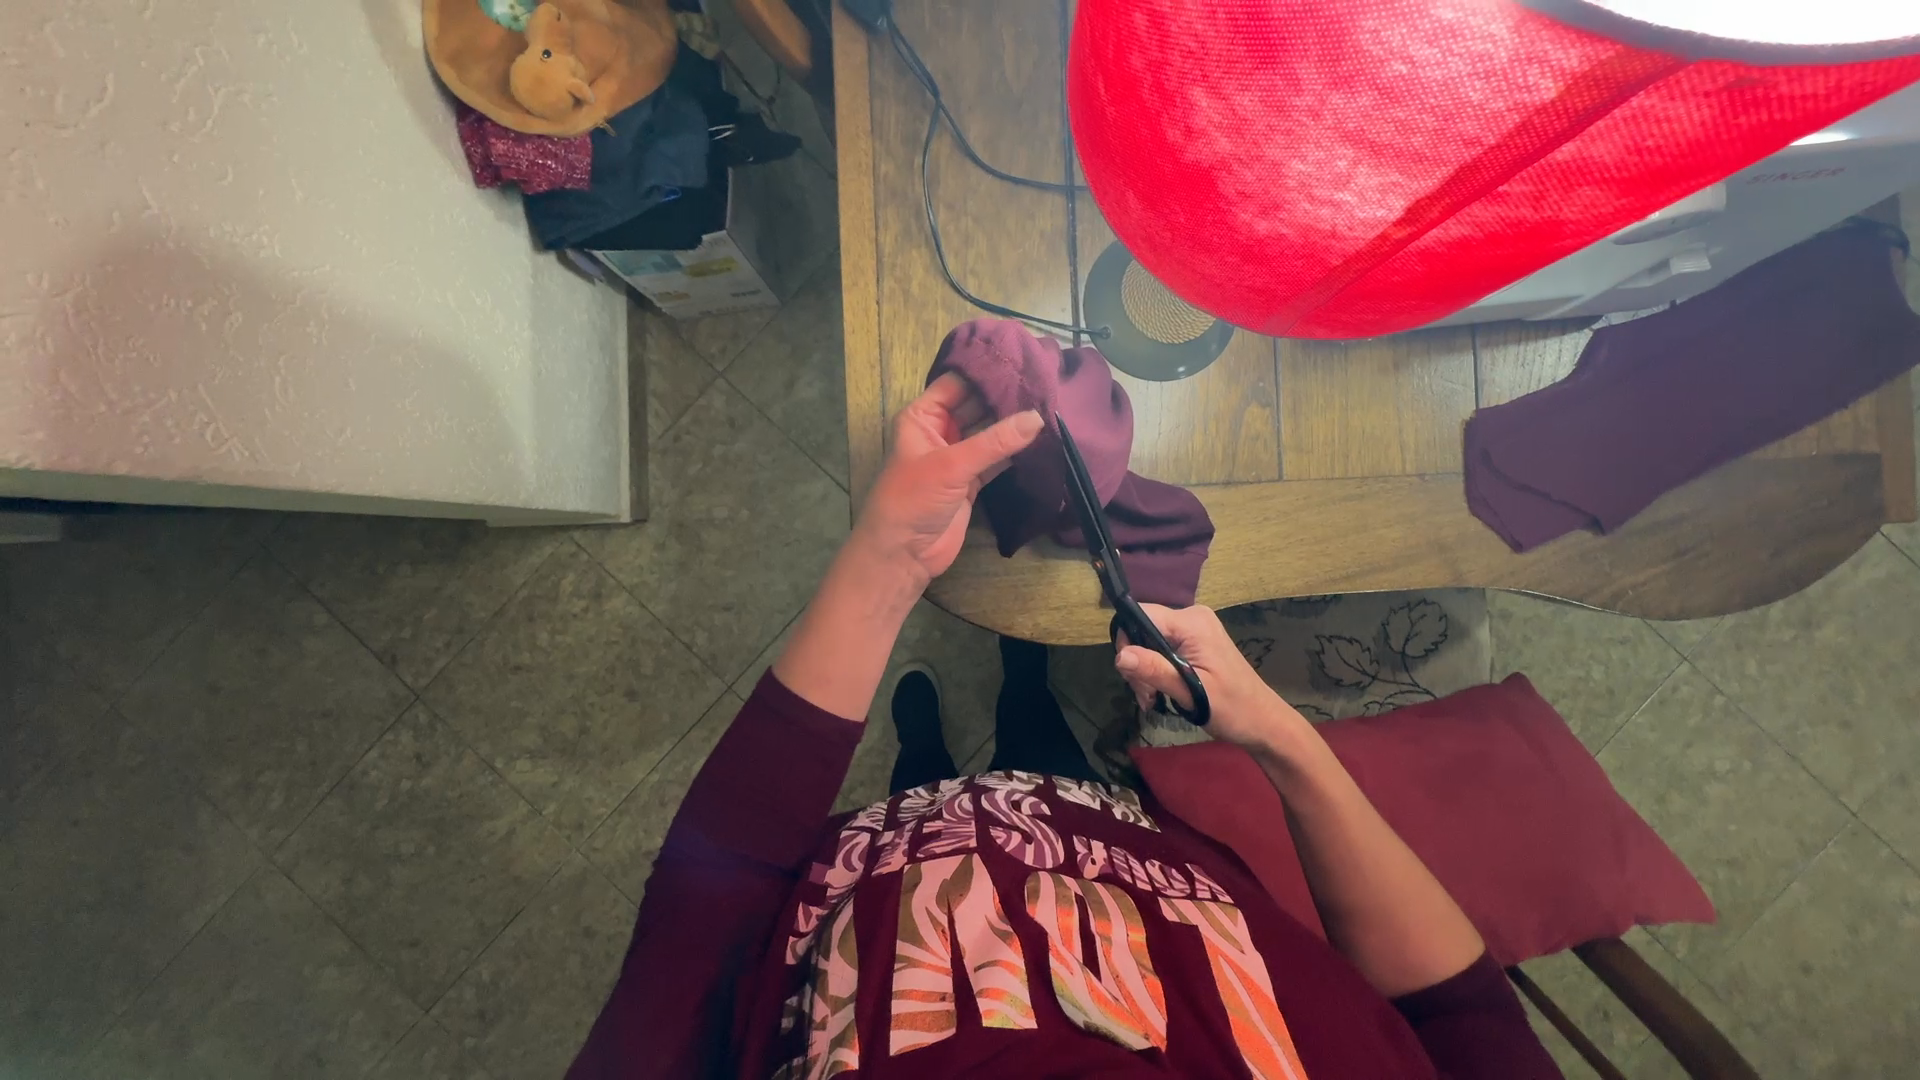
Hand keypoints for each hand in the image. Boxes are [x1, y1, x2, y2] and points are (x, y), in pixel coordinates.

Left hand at [851, 374, 1043, 585]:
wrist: (903, 554)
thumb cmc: (913, 500)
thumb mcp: (952, 464)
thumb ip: (995, 441)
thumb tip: (1036, 417)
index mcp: (922, 417)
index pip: (957, 383)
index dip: (985, 372)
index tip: (1021, 361)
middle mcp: (939, 432)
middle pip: (976, 406)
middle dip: (1005, 398)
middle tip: (1044, 383)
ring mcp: (956, 458)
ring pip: (989, 433)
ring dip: (1013, 425)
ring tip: (1049, 405)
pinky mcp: (971, 482)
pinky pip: (996, 459)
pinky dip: (1015, 452)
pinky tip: (1040, 440)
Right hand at [1115, 604, 1305, 748]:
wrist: (1264, 723)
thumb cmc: (1232, 709)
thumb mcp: (1190, 692)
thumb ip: (1154, 670)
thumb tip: (1120, 656)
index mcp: (1192, 623)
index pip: (1141, 615)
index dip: (1128, 641)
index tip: (1132, 675)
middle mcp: (1191, 617)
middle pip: (1143, 629)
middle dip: (1138, 663)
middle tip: (1147, 696)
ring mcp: (1194, 628)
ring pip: (1149, 641)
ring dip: (1145, 671)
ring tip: (1153, 699)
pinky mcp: (1194, 641)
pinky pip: (1162, 647)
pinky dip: (1156, 669)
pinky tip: (1159, 692)